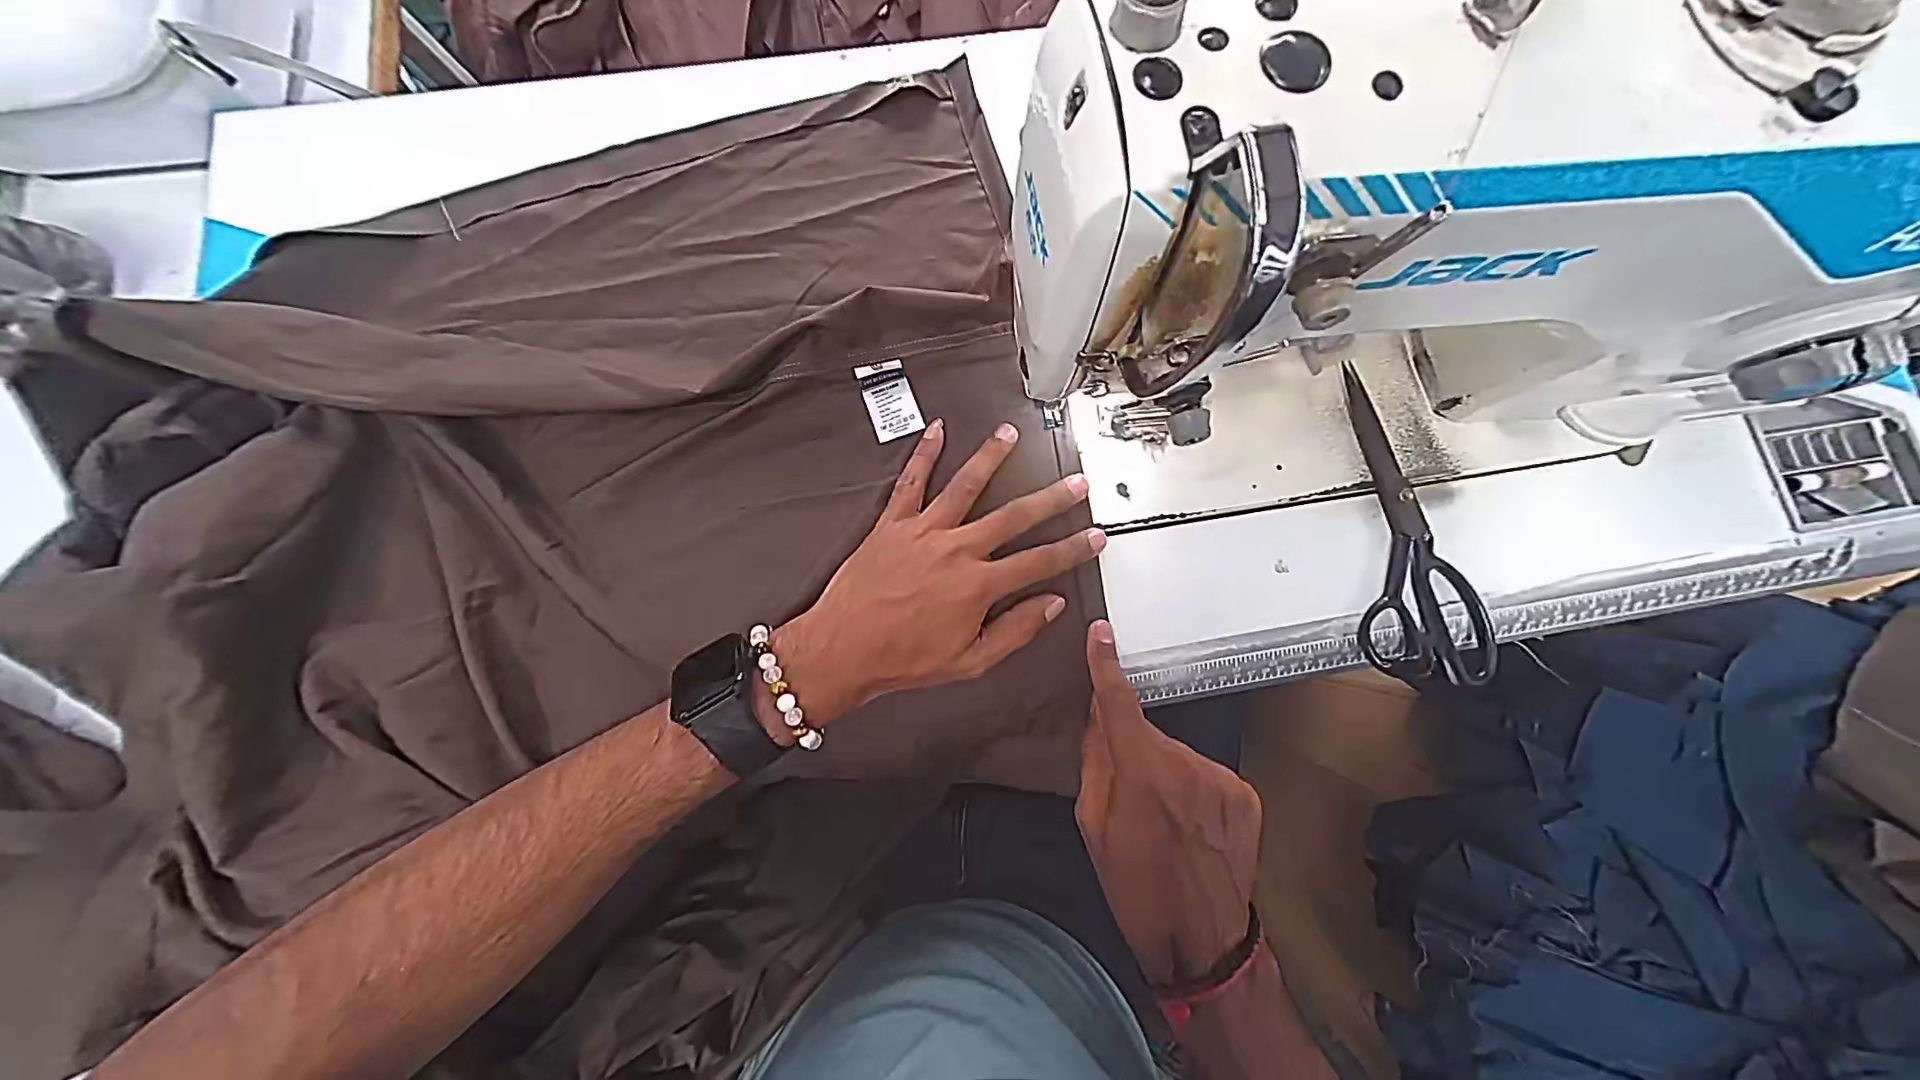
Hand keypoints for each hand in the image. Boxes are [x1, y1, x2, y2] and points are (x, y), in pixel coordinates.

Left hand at [771, 419, 1103, 728]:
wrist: (842, 651)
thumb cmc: (899, 658)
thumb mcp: (969, 661)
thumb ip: (1015, 630)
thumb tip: (1049, 606)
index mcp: (977, 586)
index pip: (1039, 561)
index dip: (1072, 548)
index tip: (1091, 537)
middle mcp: (954, 551)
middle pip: (1014, 516)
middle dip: (1051, 498)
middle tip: (1073, 483)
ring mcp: (923, 532)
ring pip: (966, 485)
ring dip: (992, 458)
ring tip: (1009, 436)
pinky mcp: (892, 525)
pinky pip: (911, 482)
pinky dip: (924, 454)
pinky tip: (936, 432)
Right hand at [1075, 620, 1262, 986]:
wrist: (1204, 941)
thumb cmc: (1136, 888)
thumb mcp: (1093, 827)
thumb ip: (1095, 764)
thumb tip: (1099, 721)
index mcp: (1140, 772)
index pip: (1118, 703)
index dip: (1106, 666)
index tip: (1101, 633)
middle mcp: (1185, 765)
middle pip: (1147, 735)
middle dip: (1133, 752)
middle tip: (1130, 799)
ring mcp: (1221, 778)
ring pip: (1177, 756)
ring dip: (1166, 775)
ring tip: (1166, 824)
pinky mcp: (1245, 793)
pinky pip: (1206, 775)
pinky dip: (1194, 791)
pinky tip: (1193, 829)